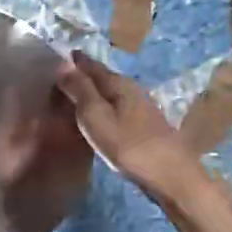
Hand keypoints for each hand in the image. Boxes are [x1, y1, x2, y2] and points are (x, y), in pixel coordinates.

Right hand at [54, 49, 190, 188]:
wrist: (170, 176)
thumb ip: (80, 89)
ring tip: (77, 93)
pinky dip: (104, 105)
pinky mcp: (146, 126)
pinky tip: (99, 114)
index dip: (76, 61)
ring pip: (112, 92)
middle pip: (104, 77)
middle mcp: (132, 90)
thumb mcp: (95, 116)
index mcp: (119, 84)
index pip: (92, 65)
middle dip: (85, 73)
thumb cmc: (128, 145)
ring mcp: (142, 108)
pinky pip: (118, 107)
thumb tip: (63, 63)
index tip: (61, 54)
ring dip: (95, 90)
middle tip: (64, 73)